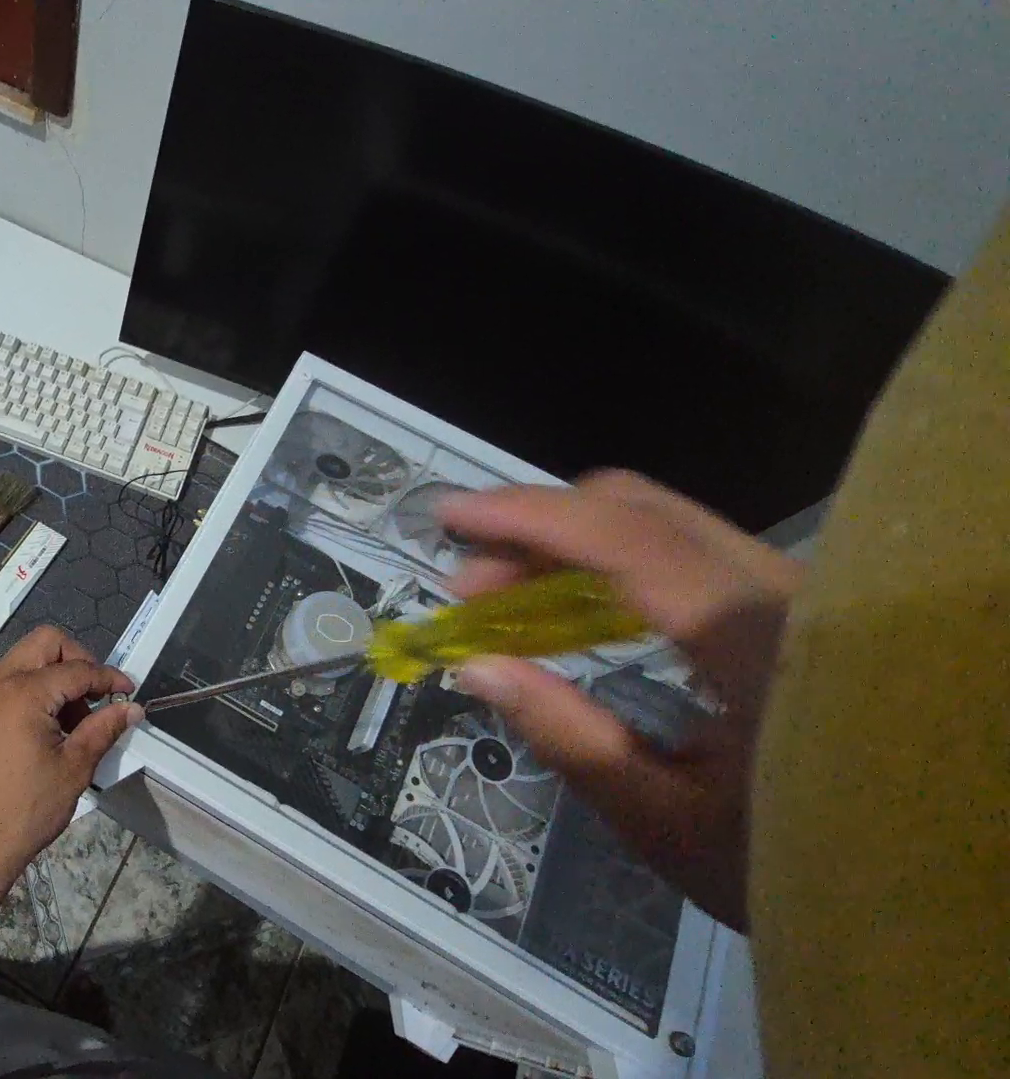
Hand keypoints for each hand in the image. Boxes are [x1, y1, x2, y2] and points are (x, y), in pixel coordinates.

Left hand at [0, 627, 142, 887]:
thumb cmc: (26, 808)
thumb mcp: (74, 768)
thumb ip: (103, 728)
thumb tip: (132, 708)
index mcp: (23, 692)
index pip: (76, 669)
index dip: (108, 678)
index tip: (130, 692)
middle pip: (46, 642)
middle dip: (79, 660)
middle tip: (98, 695)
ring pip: (27, 658)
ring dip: (57, 674)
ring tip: (77, 720)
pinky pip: (11, 679)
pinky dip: (36, 687)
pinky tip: (53, 725)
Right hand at [436, 470, 801, 929]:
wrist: (948, 890)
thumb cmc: (805, 868)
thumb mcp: (669, 824)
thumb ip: (569, 737)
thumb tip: (475, 666)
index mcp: (761, 646)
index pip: (632, 545)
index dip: (531, 518)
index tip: (451, 517)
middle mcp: (787, 595)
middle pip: (642, 511)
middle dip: (536, 531)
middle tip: (472, 586)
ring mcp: (794, 595)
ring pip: (660, 525)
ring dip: (564, 548)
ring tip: (504, 600)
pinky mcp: (789, 607)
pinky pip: (680, 555)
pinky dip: (604, 566)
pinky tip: (567, 611)